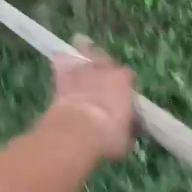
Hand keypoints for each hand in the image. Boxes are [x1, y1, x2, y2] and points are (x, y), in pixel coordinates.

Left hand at [47, 36, 136, 159]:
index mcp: (123, 81)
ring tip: (82, 67)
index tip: (123, 98)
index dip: (125, 86)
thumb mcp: (126, 139)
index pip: (128, 76)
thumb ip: (129, 127)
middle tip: (102, 84)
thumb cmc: (108, 136)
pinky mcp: (62, 74)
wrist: (77, 131)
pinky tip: (61, 68)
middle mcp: (104, 68)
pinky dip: (62, 63)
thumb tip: (130, 126)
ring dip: (84, 57)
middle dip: (105, 69)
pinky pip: (62, 60)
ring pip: (85, 52)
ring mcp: (81, 69)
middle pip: (107, 60)